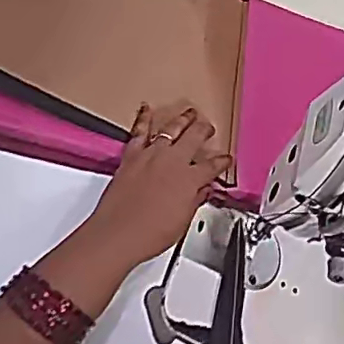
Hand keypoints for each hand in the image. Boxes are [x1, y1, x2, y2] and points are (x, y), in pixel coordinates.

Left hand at [81, 105, 231, 269]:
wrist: (118, 234)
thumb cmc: (148, 233)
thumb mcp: (182, 221)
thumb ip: (195, 200)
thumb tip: (202, 191)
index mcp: (190, 179)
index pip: (213, 166)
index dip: (222, 162)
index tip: (225, 159)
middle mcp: (173, 161)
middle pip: (195, 137)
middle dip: (205, 130)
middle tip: (208, 128)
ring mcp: (152, 155)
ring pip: (172, 128)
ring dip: (183, 119)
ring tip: (190, 113)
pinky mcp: (133, 155)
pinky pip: (140, 131)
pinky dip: (144, 118)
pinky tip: (147, 109)